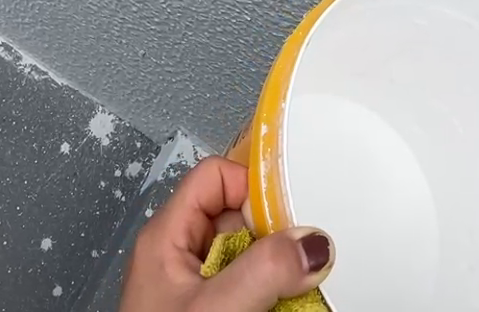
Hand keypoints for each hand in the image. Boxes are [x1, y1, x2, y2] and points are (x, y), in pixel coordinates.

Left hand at [118, 157, 334, 311]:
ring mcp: (196, 292)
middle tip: (303, 258)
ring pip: (251, 258)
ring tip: (301, 290)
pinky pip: (252, 293)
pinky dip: (275, 301)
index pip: (216, 178)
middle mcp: (180, 257)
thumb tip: (311, 242)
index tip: (291, 212)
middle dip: (275, 237)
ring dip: (279, 273)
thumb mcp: (215, 309)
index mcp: (167, 237)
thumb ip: (264, 270)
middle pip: (239, 218)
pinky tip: (289, 310)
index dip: (253, 188)